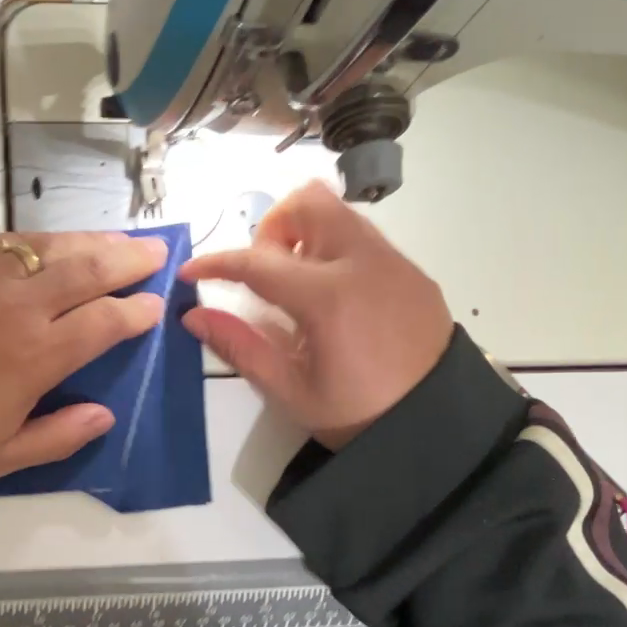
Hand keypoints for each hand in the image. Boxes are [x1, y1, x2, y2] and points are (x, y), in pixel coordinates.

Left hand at [0, 232, 169, 481]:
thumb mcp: (0, 457)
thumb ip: (59, 436)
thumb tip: (104, 415)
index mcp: (38, 355)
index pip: (105, 322)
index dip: (136, 313)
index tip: (153, 308)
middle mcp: (19, 307)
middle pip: (88, 270)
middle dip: (129, 260)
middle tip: (154, 252)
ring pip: (48, 247)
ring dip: (89, 240)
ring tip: (114, 239)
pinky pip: (1, 242)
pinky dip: (32, 240)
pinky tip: (44, 242)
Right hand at [179, 183, 452, 450]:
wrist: (436, 423)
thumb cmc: (358, 414)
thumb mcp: (290, 391)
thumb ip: (240, 347)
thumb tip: (194, 316)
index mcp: (328, 297)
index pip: (258, 262)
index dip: (216, 264)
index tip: (190, 273)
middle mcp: (362, 262)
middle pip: (307, 203)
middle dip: (272, 229)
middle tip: (262, 275)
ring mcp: (392, 261)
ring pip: (338, 212)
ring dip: (303, 233)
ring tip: (294, 286)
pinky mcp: (410, 270)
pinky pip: (362, 235)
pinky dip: (332, 247)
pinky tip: (329, 295)